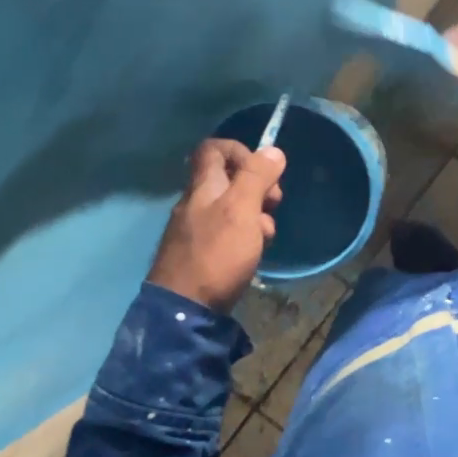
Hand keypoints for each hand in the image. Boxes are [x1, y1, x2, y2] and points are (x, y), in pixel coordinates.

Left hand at [148, 138, 286, 310]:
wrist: (184, 308)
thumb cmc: (216, 254)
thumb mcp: (242, 210)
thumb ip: (256, 177)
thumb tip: (272, 150)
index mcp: (202, 185)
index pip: (214, 148)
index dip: (241, 152)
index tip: (262, 172)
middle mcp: (195, 202)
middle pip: (229, 180)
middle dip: (258, 188)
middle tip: (273, 205)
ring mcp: (195, 229)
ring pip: (233, 209)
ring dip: (256, 217)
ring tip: (266, 236)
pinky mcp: (201, 253)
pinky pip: (227, 234)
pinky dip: (244, 238)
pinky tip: (253, 255)